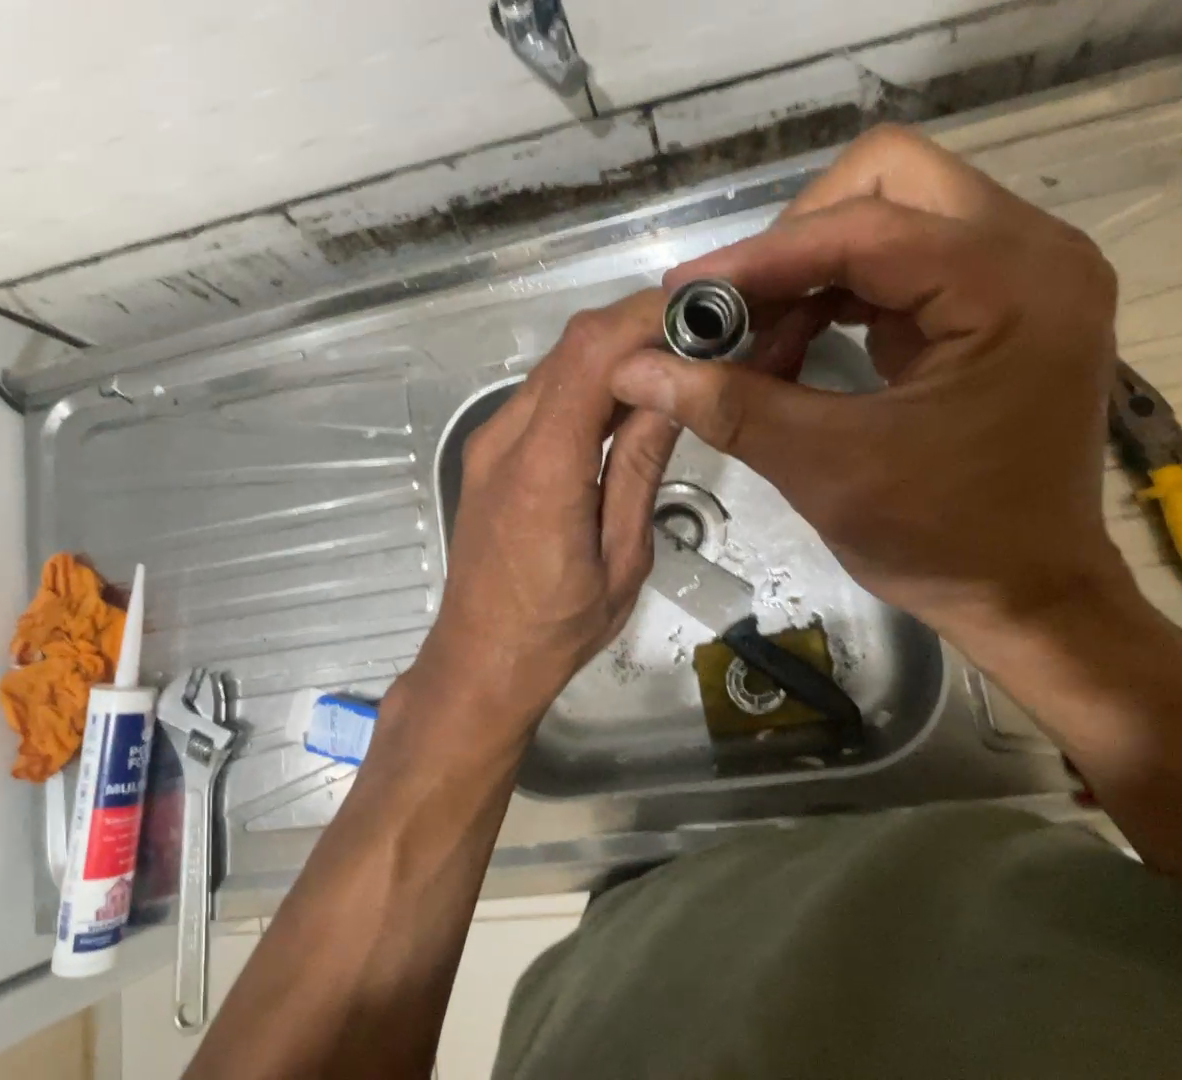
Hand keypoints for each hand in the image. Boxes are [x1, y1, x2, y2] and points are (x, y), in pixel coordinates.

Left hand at [396, 290, 679, 750]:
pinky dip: (588, 383)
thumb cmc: (558, 629)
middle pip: (571, 347)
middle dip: (637, 327)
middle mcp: (506, 437)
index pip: (592, 355)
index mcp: (544, 466)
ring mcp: (490, 442)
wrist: (480, 662)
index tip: (702, 316)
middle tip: (700, 338)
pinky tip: (628, 402)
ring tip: (674, 366)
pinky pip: (543, 396)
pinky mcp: (489, 454)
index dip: (646, 319)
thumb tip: (672, 394)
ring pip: (556, 365)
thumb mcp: (622, 557)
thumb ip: (639, 469)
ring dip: (613, 353)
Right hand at [609, 126, 1128, 634]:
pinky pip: (906, 259)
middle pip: (890, 179)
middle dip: (796, 239)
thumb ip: (732, 407)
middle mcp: (1034, 253)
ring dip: (813, 269)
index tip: (684, 294)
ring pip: (895, 211)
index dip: (762, 256)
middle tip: (738, 308)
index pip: (865, 228)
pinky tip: (798, 345)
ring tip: (758, 340)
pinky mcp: (1002, 301)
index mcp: (1012, 287)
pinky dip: (842, 293)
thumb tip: (635, 368)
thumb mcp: (828, 471)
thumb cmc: (944, 540)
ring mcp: (1023, 273)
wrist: (1028, 595)